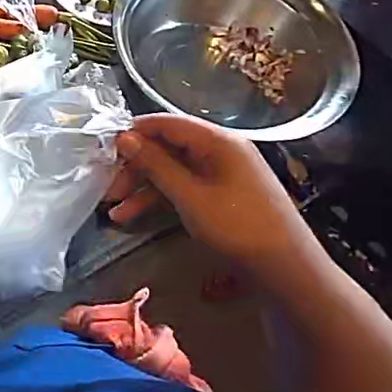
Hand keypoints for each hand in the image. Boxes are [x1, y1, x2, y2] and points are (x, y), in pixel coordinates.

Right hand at [104, 115, 313, 273]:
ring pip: (172, 169)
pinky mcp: (221, 192)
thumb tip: (124, 137)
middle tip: (107, 188)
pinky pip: (184, 186)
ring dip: (142, 187)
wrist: (288, 269)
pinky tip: (133, 216)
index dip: (133, 133)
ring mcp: (221, 171)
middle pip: (167, 147)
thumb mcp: (190, 196)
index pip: (165, 123)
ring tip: (113, 209)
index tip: (104, 150)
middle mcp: (219, 148)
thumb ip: (155, 165)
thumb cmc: (238, 227)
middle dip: (134, 167)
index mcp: (216, 140)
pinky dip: (160, 198)